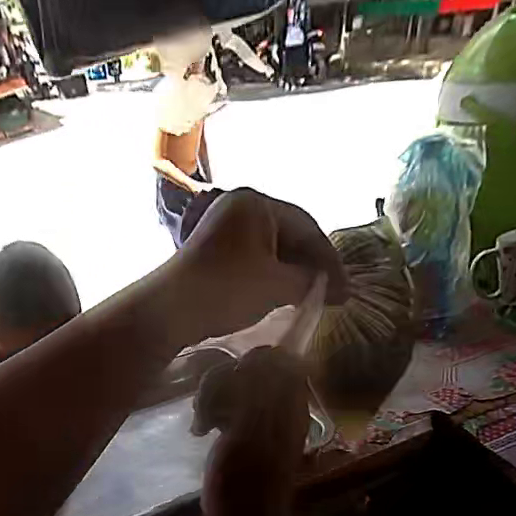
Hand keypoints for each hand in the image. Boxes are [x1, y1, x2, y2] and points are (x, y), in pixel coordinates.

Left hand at [162, 188, 347, 344]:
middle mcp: (240, 208)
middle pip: (290, 235)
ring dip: (293, 273)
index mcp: (257, 204)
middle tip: (332, 295)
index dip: (330, 260)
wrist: (168, 311)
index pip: (308, 227)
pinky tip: (283, 296)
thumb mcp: (277, 285)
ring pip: (272, 249)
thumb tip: (335, 287)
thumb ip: (311, 281)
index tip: (346, 290)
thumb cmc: (226, 290)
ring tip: (311, 298)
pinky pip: (254, 258)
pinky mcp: (214, 251)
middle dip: (312, 266)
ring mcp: (224, 228)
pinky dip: (272, 276)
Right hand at [198, 347, 309, 515]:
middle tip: (209, 408)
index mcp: (288, 404)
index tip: (231, 380)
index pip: (278, 359)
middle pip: (249, 368)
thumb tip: (264, 353)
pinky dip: (209, 413)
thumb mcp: (251, 434)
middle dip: (222, 381)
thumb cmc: (247, 483)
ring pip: (232, 385)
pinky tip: (199, 431)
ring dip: (210, 397)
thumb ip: (259, 391)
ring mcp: (256, 418)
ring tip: (201, 424)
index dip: (252, 361)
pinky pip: (223, 405)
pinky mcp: (238, 432)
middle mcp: (276, 405)